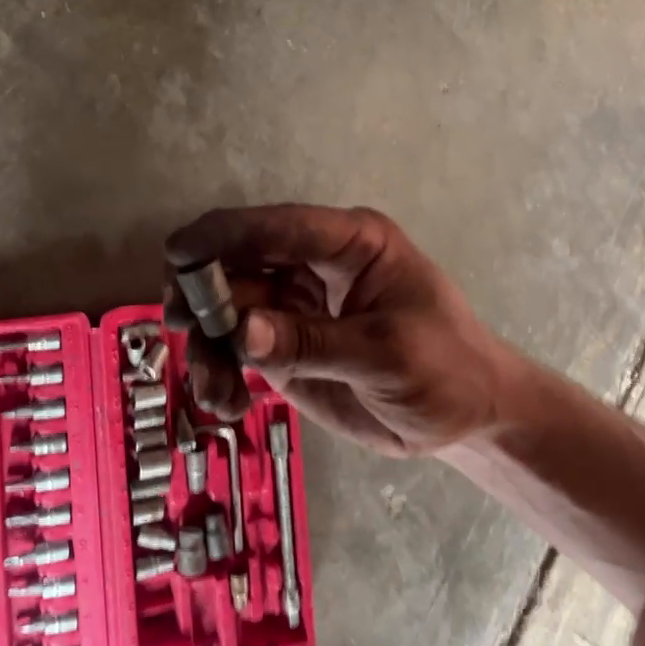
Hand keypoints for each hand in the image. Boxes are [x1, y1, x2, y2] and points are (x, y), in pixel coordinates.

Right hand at [165, 204, 523, 456]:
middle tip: (180, 326)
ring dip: (208, 347)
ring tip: (217, 394)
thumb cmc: (445, 369)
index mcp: (348, 243)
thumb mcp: (388, 355)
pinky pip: (233, 349)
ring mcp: (292, 306)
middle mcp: (311, 265)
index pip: (279, 227)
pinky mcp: (281, 345)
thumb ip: (312, 343)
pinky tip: (228, 403)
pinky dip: (220, 372)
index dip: (225, 234)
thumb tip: (239, 332)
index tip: (177, 253)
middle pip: (237, 264)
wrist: (466, 418)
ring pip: (226, 310)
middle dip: (204, 295)